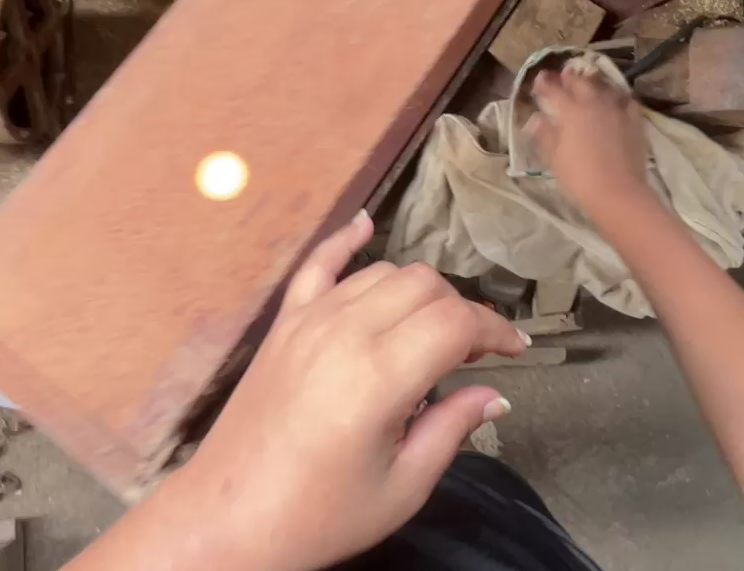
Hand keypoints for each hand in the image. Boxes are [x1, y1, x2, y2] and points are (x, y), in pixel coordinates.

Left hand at [157, 210, 525, 570]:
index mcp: (380, 375)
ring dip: (419, 292)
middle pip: (424, 286)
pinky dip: (345, 240)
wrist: (227, 519)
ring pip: (383, 273)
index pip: (455, 321)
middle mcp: (346, 330)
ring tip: (431, 330)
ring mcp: (310, 317)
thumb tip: (497, 394)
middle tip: (471, 353)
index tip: (515, 349)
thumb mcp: (402, 488)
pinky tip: (366, 224)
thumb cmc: (320, 515)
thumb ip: (453, 429)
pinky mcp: (285, 320)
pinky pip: (319, 263)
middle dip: (460, 311)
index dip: (494, 330)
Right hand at [526, 66, 654, 208]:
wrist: (618, 191)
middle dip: (570, 77)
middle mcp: (594, 104)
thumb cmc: (579, 176)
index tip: (539, 79)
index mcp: (571, 111)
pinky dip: (619, 97)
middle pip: (581, 83)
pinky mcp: (634, 121)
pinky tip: (617, 100)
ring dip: (594, 82)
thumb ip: (545, 134)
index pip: (555, 90)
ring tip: (590, 80)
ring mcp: (617, 111)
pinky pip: (627, 101)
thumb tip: (536, 118)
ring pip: (605, 87)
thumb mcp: (554, 157)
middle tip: (564, 74)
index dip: (545, 83)